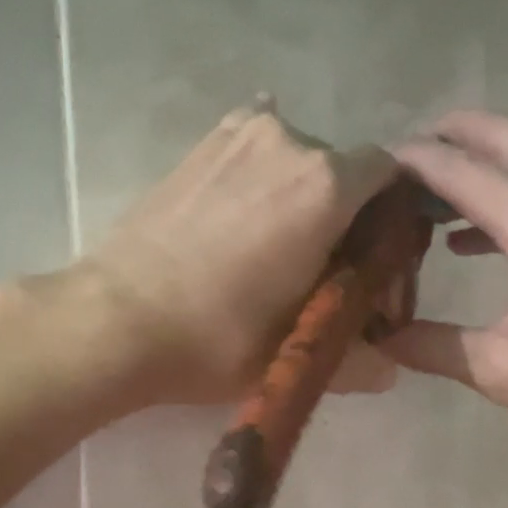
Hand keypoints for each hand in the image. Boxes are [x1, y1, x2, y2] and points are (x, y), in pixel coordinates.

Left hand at [68, 97, 402, 405]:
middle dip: (342, 217)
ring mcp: (236, 138)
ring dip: (295, 200)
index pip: (392, 179)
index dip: (390, 223)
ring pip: (292, 162)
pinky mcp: (196, 150)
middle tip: (317, 274)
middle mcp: (289, 142)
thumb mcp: (291, 357)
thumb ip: (355, 361)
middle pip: (341, 173)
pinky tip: (240, 223)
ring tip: (268, 254)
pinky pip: (250, 155)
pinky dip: (257, 182)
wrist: (115, 320)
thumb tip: (389, 369)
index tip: (370, 267)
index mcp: (327, 186)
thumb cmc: (213, 338)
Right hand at [382, 111, 507, 462]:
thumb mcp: (503, 372)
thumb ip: (432, 347)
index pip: (468, 176)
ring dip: (483, 160)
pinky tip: (472, 235)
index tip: (375, 160)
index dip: (417, 162)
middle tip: (401, 154)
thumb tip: (375, 338)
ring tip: (428, 190)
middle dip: (452, 135)